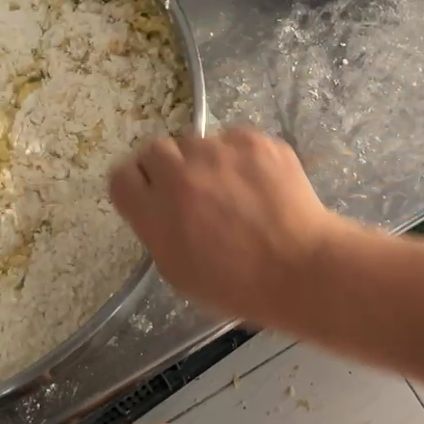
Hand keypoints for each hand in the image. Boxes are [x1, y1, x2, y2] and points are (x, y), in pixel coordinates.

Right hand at [108, 127, 354, 321]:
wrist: (302, 268)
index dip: (136, 185)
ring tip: (232, 189)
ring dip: (205, 161)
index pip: (121, 176)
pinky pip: (233, 139)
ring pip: (197, 141)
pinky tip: (257, 183)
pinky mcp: (253, 141)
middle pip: (154, 150)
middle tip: (191, 189)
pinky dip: (240, 157)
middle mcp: (181, 174)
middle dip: (167, 167)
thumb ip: (157, 230)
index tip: (150, 194)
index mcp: (156, 212)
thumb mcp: (178, 272)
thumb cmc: (239, 284)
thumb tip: (157, 206)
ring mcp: (219, 152)